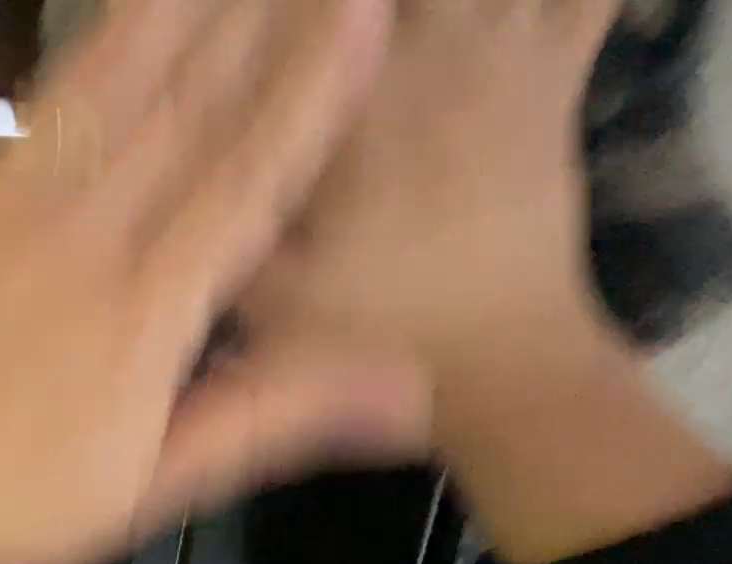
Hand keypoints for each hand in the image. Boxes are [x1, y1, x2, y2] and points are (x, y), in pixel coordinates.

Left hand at [0, 0, 421, 563]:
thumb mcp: (138, 495)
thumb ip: (262, 421)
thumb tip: (411, 379)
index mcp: (143, 314)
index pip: (251, 179)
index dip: (313, 90)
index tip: (366, 4)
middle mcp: (76, 240)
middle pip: (181, 110)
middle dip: (248, 16)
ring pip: (83, 88)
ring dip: (147, 5)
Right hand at [236, 0, 731, 563]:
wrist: (494, 360)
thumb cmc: (364, 326)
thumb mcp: (261, 288)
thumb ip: (222, 208)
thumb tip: (180, 141)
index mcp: (357, 106)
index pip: (306, 9)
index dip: (262, 14)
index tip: (231, 28)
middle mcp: (435, 58)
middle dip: (328, 9)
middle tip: (300, 29)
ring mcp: (507, 60)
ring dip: (422, 3)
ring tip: (372, 27)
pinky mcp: (552, 83)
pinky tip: (495, 17)